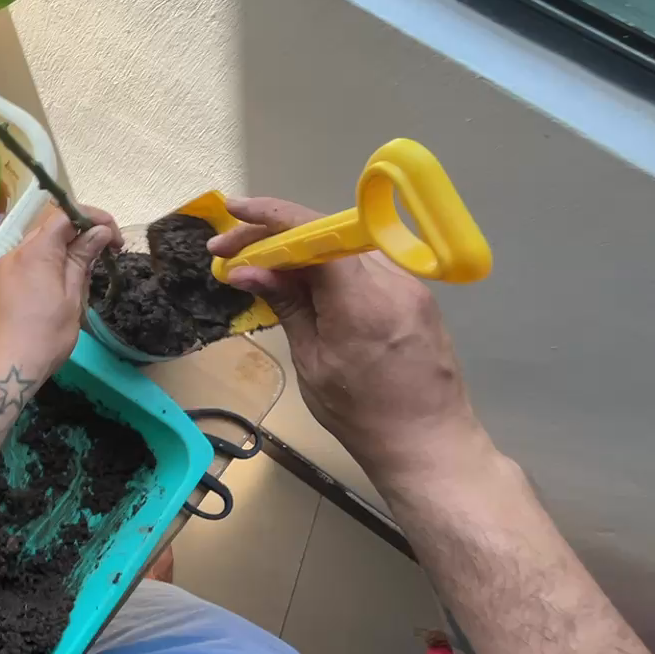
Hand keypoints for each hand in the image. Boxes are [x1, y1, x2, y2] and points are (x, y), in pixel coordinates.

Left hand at [0, 204, 116, 378]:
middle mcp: (14, 254)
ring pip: (37, 248)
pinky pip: (26, 265)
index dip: (93, 218)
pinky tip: (59, 291)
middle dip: (80, 236)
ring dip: (63, 253)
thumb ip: (81, 260)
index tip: (115, 239)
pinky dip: (46, 267)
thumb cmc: (42, 337)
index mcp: (35, 252)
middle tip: (104, 258)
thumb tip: (98, 232)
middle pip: (49, 229)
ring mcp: (2, 271)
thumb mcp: (72, 298)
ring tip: (84, 279)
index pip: (64, 215)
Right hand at [210, 197, 491, 490]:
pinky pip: (357, 263)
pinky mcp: (411, 294)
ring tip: (253, 265)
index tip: (231, 211)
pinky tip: (293, 279)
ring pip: (340, 246)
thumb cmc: (359, 412)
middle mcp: (393, 281)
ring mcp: (408, 285)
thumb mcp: (311, 359)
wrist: (428, 442)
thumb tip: (246, 270)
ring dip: (293, 248)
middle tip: (226, 252)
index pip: (313, 235)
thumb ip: (286, 304)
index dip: (269, 216)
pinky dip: (320, 263)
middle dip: (271, 234)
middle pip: (324, 234)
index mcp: (364, 300)